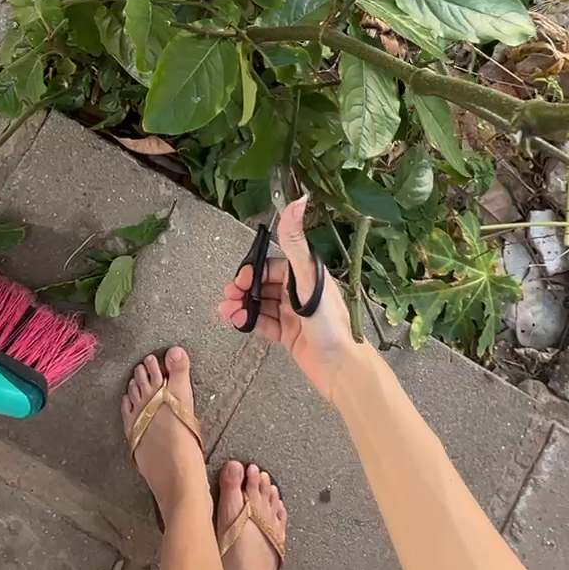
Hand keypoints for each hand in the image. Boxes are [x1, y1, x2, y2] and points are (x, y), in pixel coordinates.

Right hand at [218, 196, 372, 402]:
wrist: (341, 368)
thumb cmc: (330, 322)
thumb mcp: (308, 276)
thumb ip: (296, 241)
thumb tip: (298, 201)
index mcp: (306, 274)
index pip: (272, 265)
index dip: (253, 271)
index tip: (240, 279)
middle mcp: (300, 291)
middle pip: (263, 284)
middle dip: (243, 288)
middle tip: (228, 295)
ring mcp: (293, 313)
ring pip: (260, 303)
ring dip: (242, 305)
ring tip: (227, 311)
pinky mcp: (289, 334)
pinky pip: (263, 323)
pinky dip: (249, 321)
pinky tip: (238, 322)